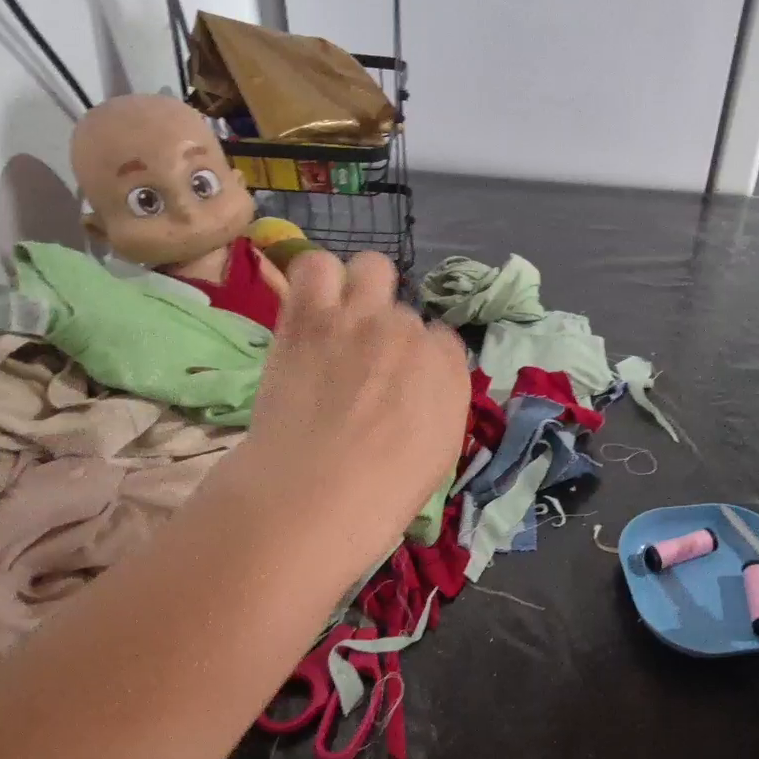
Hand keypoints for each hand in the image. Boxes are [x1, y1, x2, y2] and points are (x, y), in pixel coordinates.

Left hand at [228, 250, 468, 588]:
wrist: (318, 493)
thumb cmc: (386, 492)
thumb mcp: (441, 452)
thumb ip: (440, 404)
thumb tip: (422, 388)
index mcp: (448, 369)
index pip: (441, 340)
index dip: (420, 358)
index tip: (400, 383)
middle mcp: (411, 333)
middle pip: (404, 311)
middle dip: (389, 331)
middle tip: (364, 361)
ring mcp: (361, 319)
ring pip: (371, 267)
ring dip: (361, 287)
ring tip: (341, 316)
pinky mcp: (309, 316)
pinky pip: (314, 265)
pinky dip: (315, 279)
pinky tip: (309, 305)